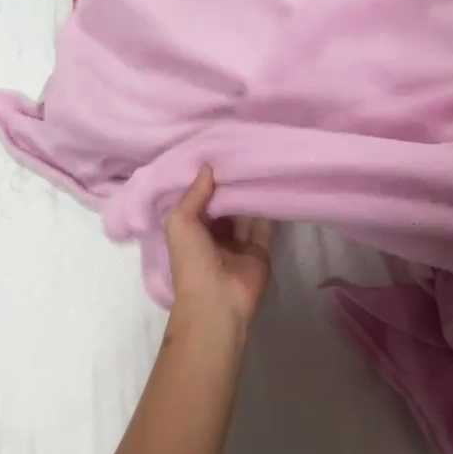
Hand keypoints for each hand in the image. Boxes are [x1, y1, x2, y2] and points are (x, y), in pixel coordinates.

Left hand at [164, 167, 272, 336]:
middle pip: (225, 204)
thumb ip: (194, 193)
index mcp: (191, 229)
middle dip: (231, 184)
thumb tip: (208, 166)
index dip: (207, 180)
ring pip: (245, 212)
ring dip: (250, 193)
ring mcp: (238, 242)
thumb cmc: (192, 260)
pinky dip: (267, 207)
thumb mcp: (180, 222)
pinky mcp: (260, 249)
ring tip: (259, 163)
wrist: (218, 301)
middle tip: (243, 153)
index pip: (200, 199)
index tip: (218, 152)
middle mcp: (214, 234)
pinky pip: (264, 224)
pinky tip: (271, 184)